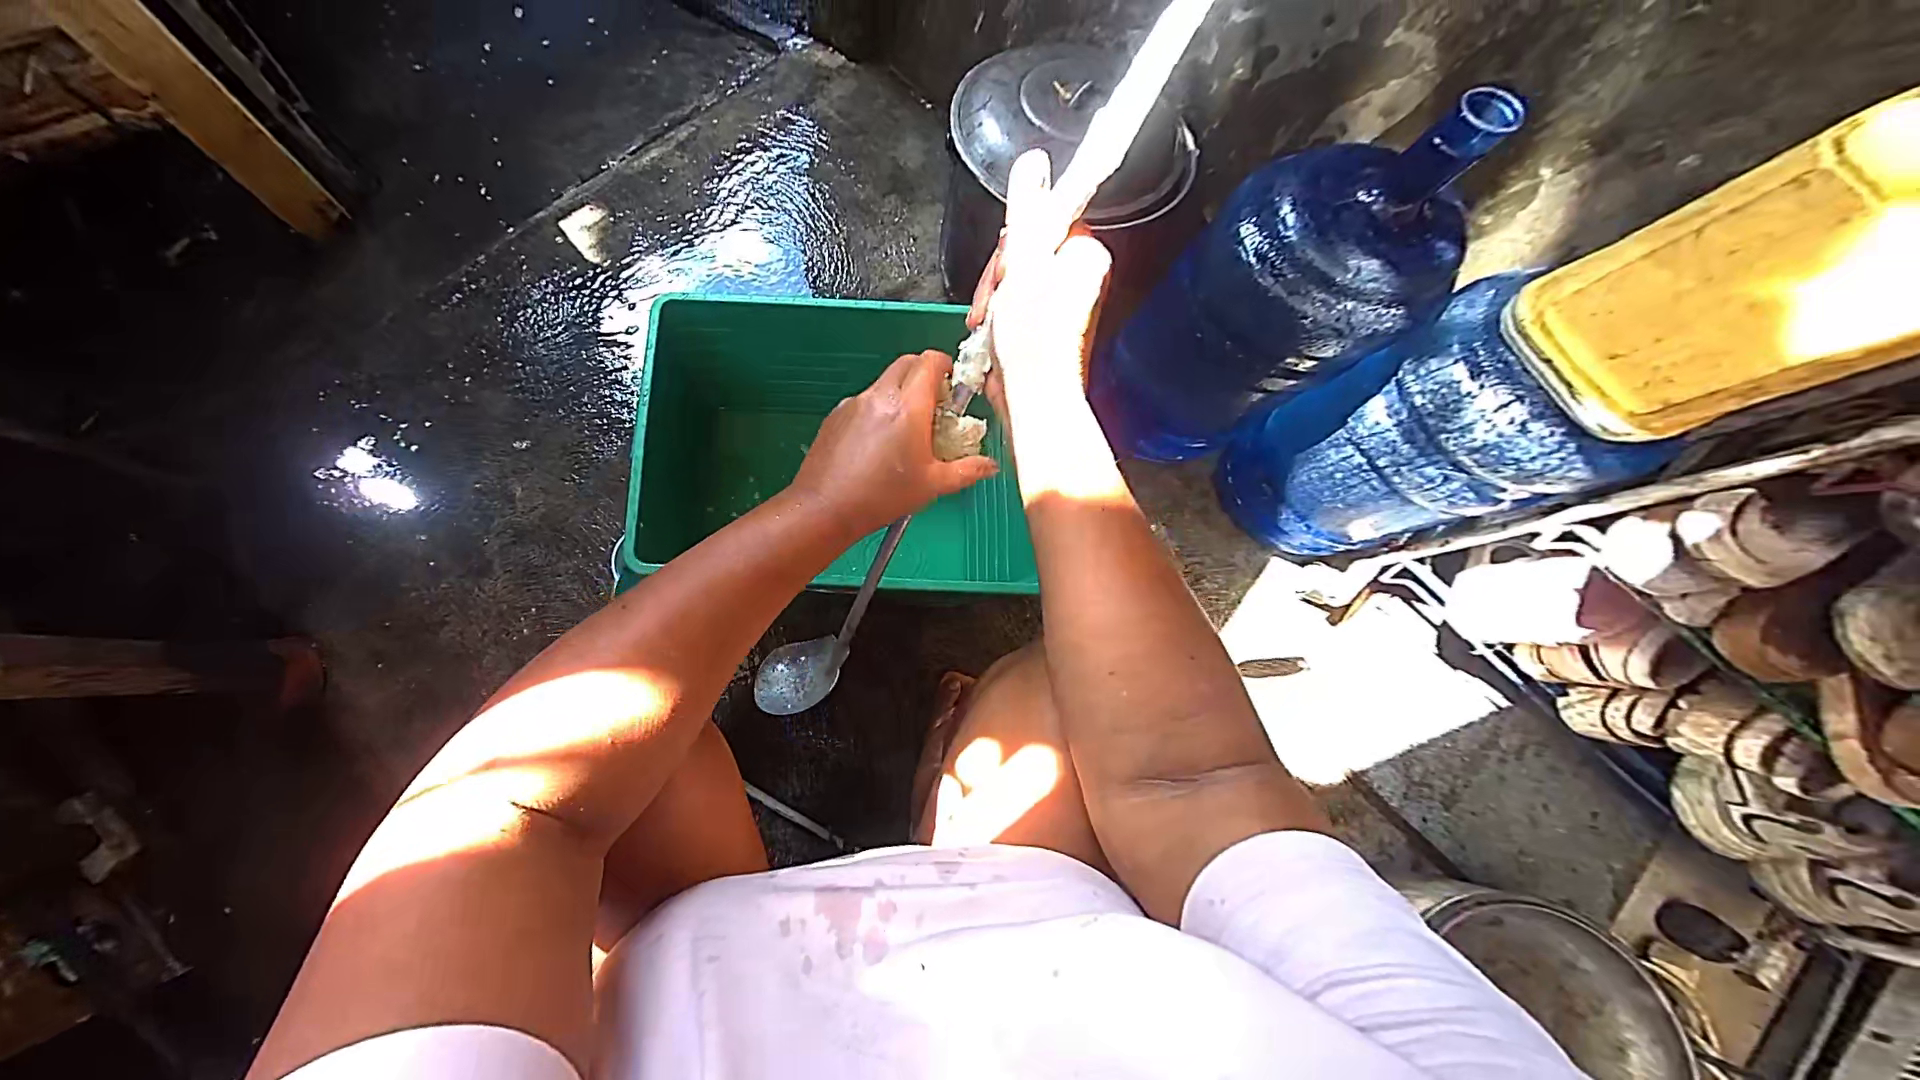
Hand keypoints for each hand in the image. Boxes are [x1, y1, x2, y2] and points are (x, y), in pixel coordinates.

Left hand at [788, 350, 998, 534]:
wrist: (825, 508)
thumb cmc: (879, 497)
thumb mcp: (933, 485)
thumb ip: (967, 471)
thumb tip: (988, 466)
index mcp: (908, 407)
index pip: (931, 361)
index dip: (946, 368)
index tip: (953, 388)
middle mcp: (880, 396)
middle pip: (908, 363)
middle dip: (925, 376)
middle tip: (935, 406)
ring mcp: (855, 403)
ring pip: (885, 382)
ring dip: (902, 394)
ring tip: (908, 431)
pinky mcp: (837, 415)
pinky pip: (865, 401)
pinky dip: (879, 410)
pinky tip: (880, 444)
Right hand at [969, 149, 1113, 396]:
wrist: (1034, 397)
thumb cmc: (1033, 341)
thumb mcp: (1023, 263)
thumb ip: (1028, 211)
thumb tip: (1035, 164)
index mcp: (1084, 254)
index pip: (1042, 224)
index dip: (1011, 248)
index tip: (1002, 270)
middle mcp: (1079, 277)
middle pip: (1026, 254)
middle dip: (1000, 279)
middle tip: (993, 304)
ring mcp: (1064, 305)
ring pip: (1016, 283)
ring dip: (996, 302)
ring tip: (991, 326)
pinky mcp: (1048, 327)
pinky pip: (1017, 308)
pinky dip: (1001, 321)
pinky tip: (995, 337)